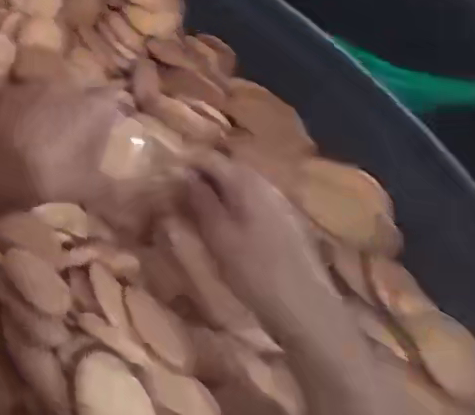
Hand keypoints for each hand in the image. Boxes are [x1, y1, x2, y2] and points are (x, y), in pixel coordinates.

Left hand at [0, 82, 125, 207]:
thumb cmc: (52, 174)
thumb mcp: (91, 188)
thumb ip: (115, 191)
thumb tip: (136, 215)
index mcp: (91, 105)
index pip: (114, 96)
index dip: (116, 107)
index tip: (117, 121)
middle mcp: (63, 86)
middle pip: (79, 92)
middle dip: (81, 107)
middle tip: (80, 131)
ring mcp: (31, 84)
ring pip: (49, 91)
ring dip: (51, 105)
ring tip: (48, 130)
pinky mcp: (5, 88)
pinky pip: (22, 95)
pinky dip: (24, 107)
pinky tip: (20, 125)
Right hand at [186, 155, 348, 343]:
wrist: (313, 319)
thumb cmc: (256, 271)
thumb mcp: (216, 233)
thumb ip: (197, 197)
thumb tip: (182, 171)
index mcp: (246, 180)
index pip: (206, 156)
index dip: (182, 162)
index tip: (161, 175)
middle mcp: (267, 185)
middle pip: (225, 169)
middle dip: (199, 178)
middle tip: (175, 194)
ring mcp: (283, 206)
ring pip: (240, 188)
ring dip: (217, 194)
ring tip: (196, 211)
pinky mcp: (291, 227)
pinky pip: (254, 204)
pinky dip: (235, 208)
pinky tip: (226, 228)